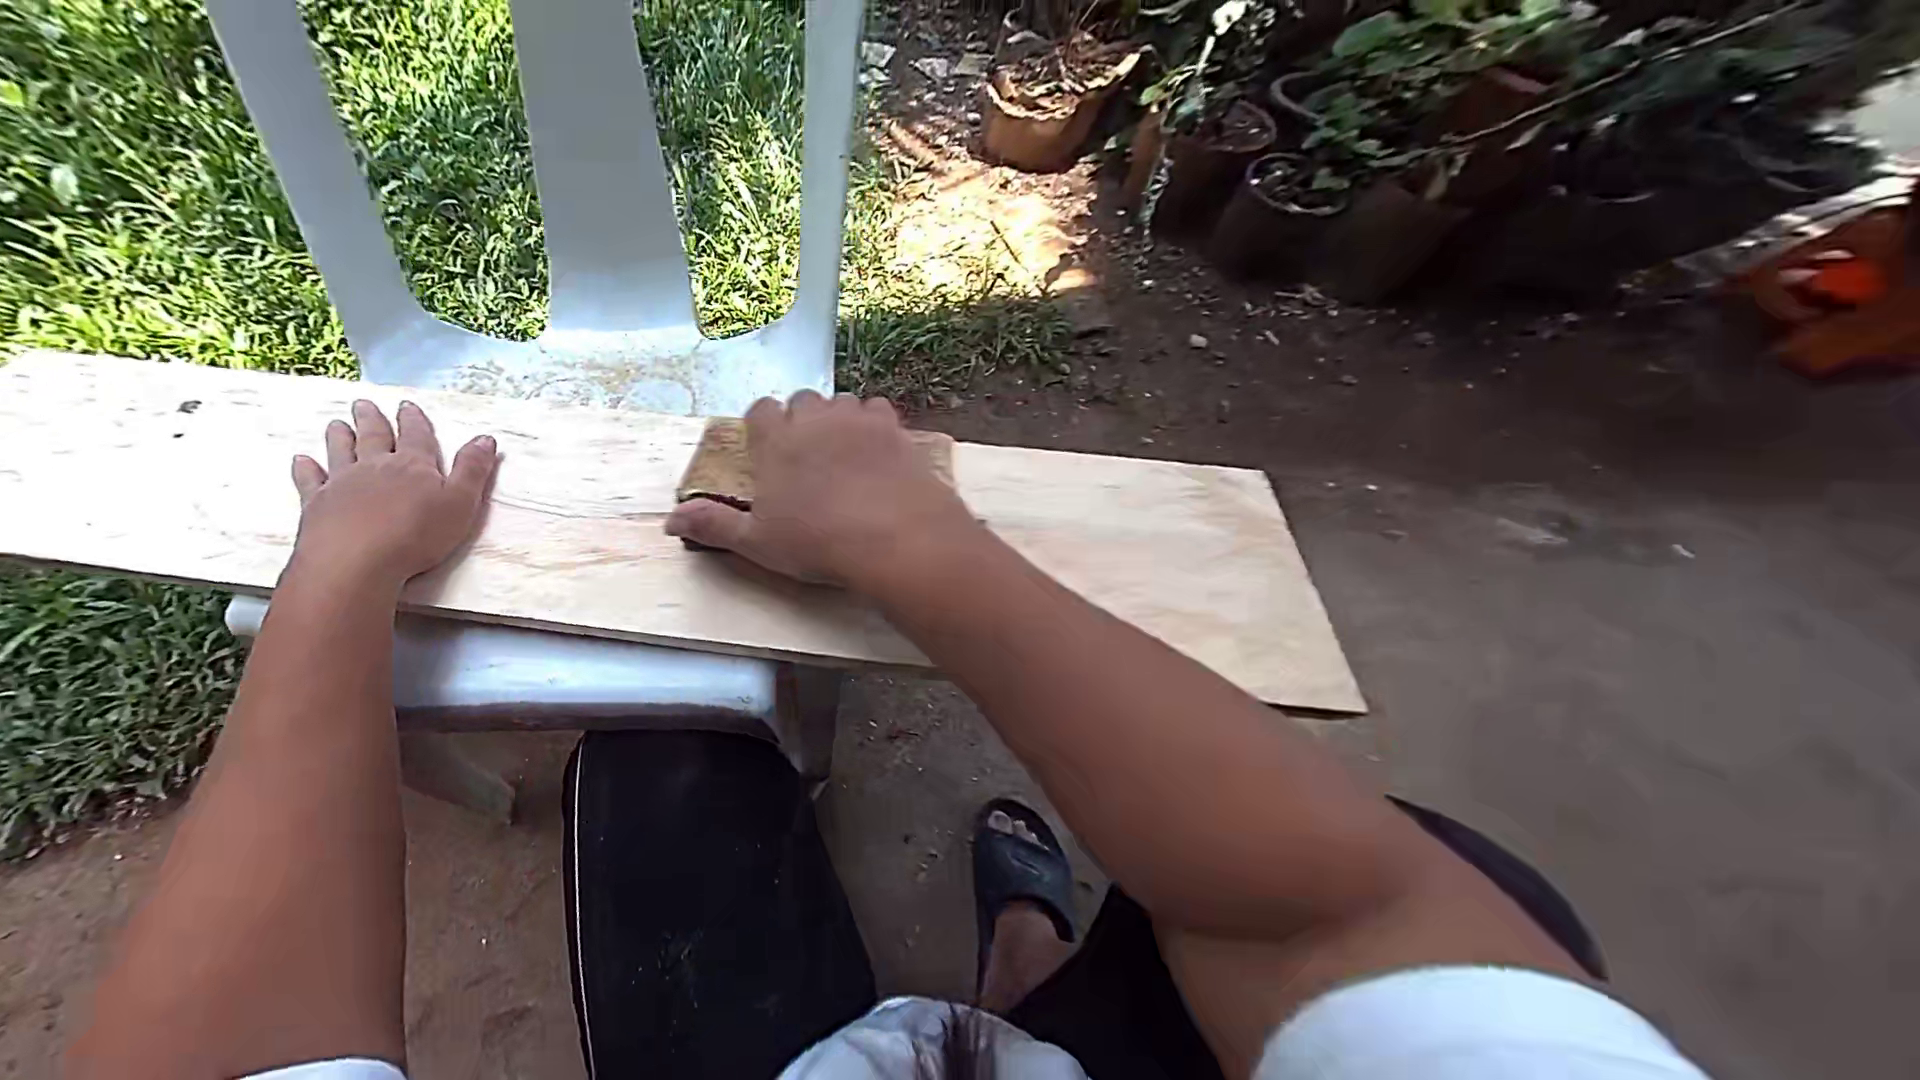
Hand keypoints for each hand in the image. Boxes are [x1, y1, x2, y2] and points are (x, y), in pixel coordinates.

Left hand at [288, 400, 497, 589]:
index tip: (407, 406)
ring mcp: (342, 483)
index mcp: (414, 466)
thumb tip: (485, 438)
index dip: (414, 421)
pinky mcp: (317, 503)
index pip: (416, 437)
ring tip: (337, 424)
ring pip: (341, 452)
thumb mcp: (462, 502)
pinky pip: (309, 480)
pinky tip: (302, 460)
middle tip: (364, 405)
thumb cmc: (419, 533)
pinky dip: (305, 468)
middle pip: (374, 437)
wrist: (357, 561)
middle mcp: (376, 467)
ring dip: (340, 437)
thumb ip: (473, 469)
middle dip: (372, 420)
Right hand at [663, 391, 980, 591]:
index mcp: (775, 442)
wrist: (895, 537)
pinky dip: (874, 422)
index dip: (764, 425)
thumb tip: (671, 520)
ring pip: (841, 402)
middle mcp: (814, 420)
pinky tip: (877, 447)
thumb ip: (713, 525)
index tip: (769, 447)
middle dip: (802, 419)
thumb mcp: (757, 542)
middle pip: (802, 400)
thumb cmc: (819, 542)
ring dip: (838, 418)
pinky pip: (877, 409)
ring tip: (843, 451)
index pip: (760, 410)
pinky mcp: (893, 428)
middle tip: (808, 453)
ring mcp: (856, 419)